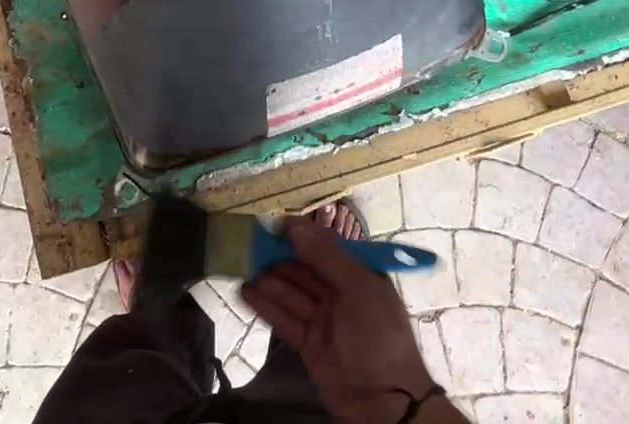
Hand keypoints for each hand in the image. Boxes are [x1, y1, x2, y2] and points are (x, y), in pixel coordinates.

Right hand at [239, 218, 459, 423]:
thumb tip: (294, 227)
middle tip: (252, 243)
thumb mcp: (359, 289)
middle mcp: (340, 294)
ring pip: (291, 293)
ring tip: (244, 266)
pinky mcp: (307, 343)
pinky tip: (246, 292)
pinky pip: (284, 319)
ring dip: (269, 280)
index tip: (276, 225)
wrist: (384, 402)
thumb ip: (326, 257)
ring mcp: (323, 320)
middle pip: (304, 270)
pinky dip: (265, 305)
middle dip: (280, 257)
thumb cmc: (378, 336)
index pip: (327, 249)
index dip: (302, 236)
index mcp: (359, 277)